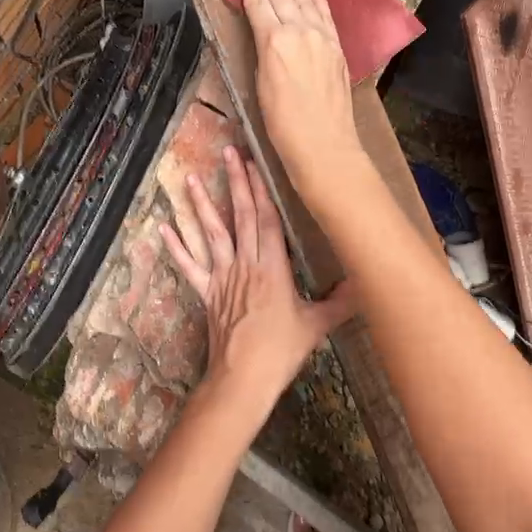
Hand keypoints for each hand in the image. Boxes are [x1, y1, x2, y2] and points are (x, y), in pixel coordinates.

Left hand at [161, 146, 353, 416]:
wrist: (243, 378)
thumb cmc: (281, 353)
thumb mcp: (316, 326)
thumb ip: (341, 302)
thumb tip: (368, 284)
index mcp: (273, 269)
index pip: (268, 220)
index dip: (262, 190)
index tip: (257, 163)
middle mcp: (245, 265)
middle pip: (241, 216)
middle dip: (236, 182)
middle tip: (228, 153)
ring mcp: (222, 277)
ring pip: (212, 233)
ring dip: (201, 204)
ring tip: (189, 177)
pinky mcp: (206, 292)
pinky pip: (189, 266)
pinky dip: (176, 246)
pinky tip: (163, 226)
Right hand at [239, 0, 360, 190]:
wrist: (324, 144)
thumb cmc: (282, 123)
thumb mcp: (260, 84)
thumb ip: (264, 50)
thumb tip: (265, 31)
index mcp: (274, 42)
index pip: (260, 3)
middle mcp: (300, 33)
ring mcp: (322, 39)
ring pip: (305, 1)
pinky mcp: (337, 49)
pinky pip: (326, 16)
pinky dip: (319, 0)